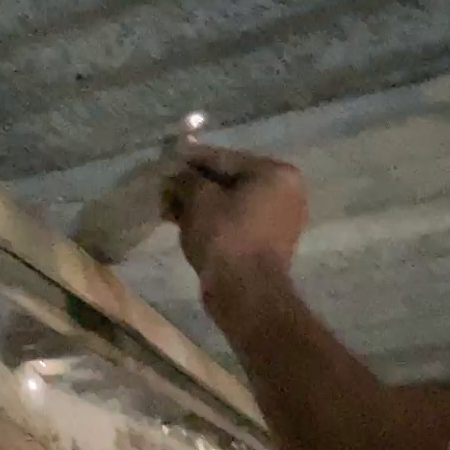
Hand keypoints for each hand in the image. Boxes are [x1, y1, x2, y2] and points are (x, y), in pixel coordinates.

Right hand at [163, 142, 306, 296]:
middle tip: (164, 189)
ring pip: (228, 202)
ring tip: (168, 209)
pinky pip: (234, 221)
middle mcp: (284, 191)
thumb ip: (186, 178)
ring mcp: (278, 218)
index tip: (167, 159)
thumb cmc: (225, 236)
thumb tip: (177, 174)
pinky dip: (210, 220)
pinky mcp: (266, 242)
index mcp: (275, 173)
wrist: (245, 292)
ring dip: (197, 204)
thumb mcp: (199, 199)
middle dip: (192, 185)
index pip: (223, 158)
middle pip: (227, 180)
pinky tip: (183, 223)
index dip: (190, 159)